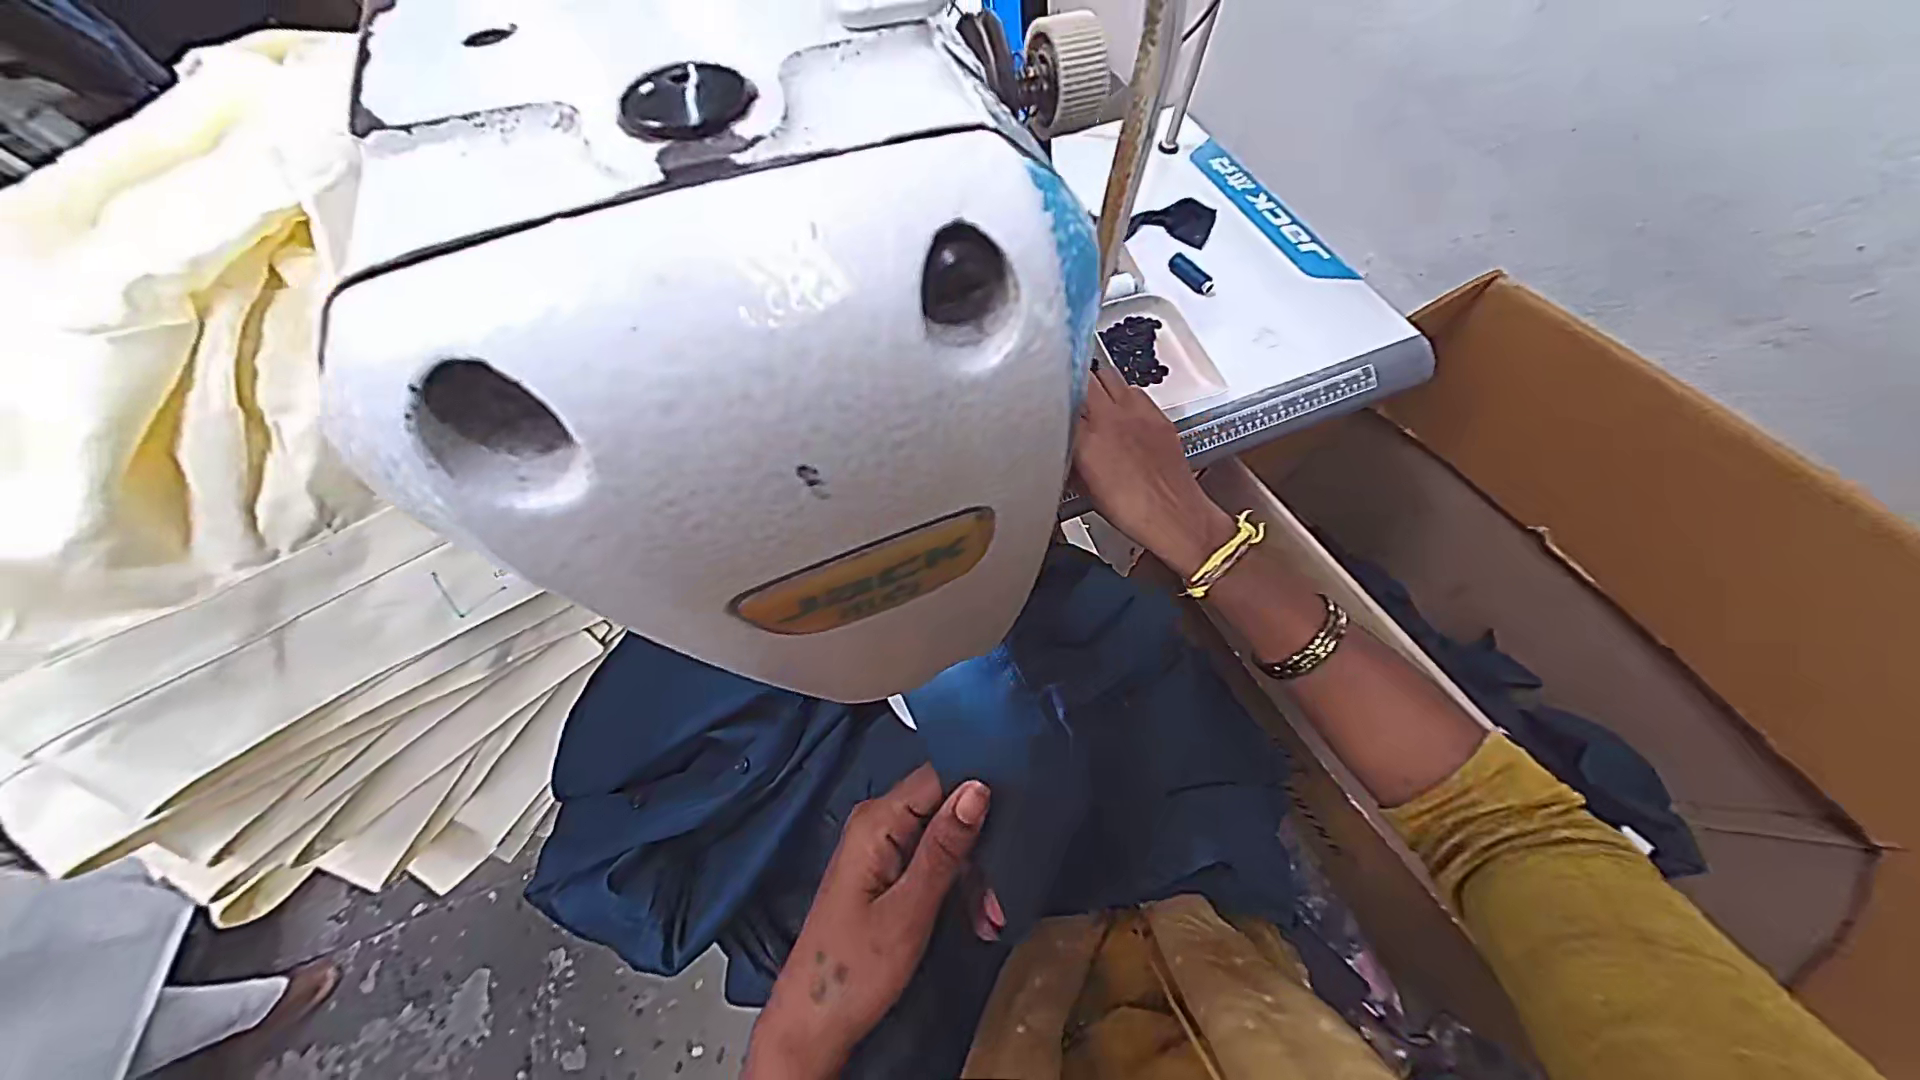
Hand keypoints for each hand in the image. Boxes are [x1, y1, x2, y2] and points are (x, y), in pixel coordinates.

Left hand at [743, 766, 990, 1079]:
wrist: (812, 1027)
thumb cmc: (853, 972)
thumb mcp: (909, 911)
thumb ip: (945, 847)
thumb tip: (979, 787)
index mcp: (877, 819)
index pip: (939, 776)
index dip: (979, 788)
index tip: (1017, 811)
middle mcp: (878, 820)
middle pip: (945, 807)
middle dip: (981, 843)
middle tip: (1004, 890)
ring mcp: (881, 844)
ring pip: (944, 836)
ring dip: (974, 873)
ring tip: (991, 917)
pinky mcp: (887, 867)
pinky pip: (932, 858)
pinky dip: (958, 884)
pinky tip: (976, 918)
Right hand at [1072, 361, 1235, 576]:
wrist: (1172, 514)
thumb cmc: (1131, 510)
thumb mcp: (1085, 487)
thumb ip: (1070, 456)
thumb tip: (1064, 443)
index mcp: (1086, 438)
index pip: (1062, 398)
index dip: (1053, 396)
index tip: (1048, 399)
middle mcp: (1112, 418)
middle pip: (1086, 377)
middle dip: (1075, 383)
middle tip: (1070, 395)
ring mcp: (1138, 412)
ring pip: (1111, 378)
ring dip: (1100, 386)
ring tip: (1096, 402)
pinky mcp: (1158, 416)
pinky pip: (1135, 393)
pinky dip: (1124, 397)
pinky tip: (1122, 415)